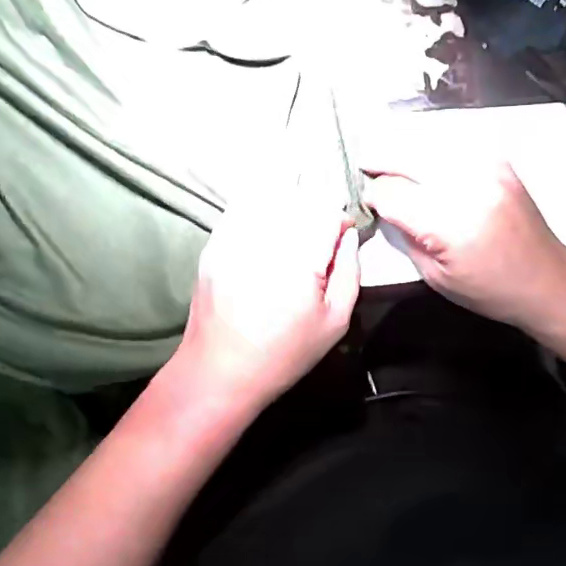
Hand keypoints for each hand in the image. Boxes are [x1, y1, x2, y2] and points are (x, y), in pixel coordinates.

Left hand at [173, 188, 360, 408]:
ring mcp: (235, 238)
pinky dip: (259, 204)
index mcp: (300, 262)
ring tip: (296, 225)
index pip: (327, 213)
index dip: (340, 220)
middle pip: (299, 197)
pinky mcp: (215, 242)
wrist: (219, 371)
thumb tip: (349, 237)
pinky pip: (240, 206)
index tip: (343, 236)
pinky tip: (269, 220)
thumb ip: (349, 271)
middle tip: (321, 232)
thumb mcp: (335, 321)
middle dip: (316, 208)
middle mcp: (266, 241)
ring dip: (290, 201)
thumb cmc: (284, 353)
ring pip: (269, 195)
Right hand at [361, 157, 565, 331]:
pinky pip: (454, 142)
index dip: (373, 194)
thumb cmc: (490, 289)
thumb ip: (406, 235)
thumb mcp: (434, 276)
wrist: (546, 279)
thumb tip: (384, 205)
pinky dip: (432, 146)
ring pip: (429, 141)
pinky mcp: (498, 162)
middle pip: (407, 155)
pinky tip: (422, 157)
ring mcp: (487, 169)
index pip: (392, 192)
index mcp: (450, 224)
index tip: (366, 199)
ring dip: (404, 147)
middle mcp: (468, 187)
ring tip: (387, 157)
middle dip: (381, 158)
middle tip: (364, 162)